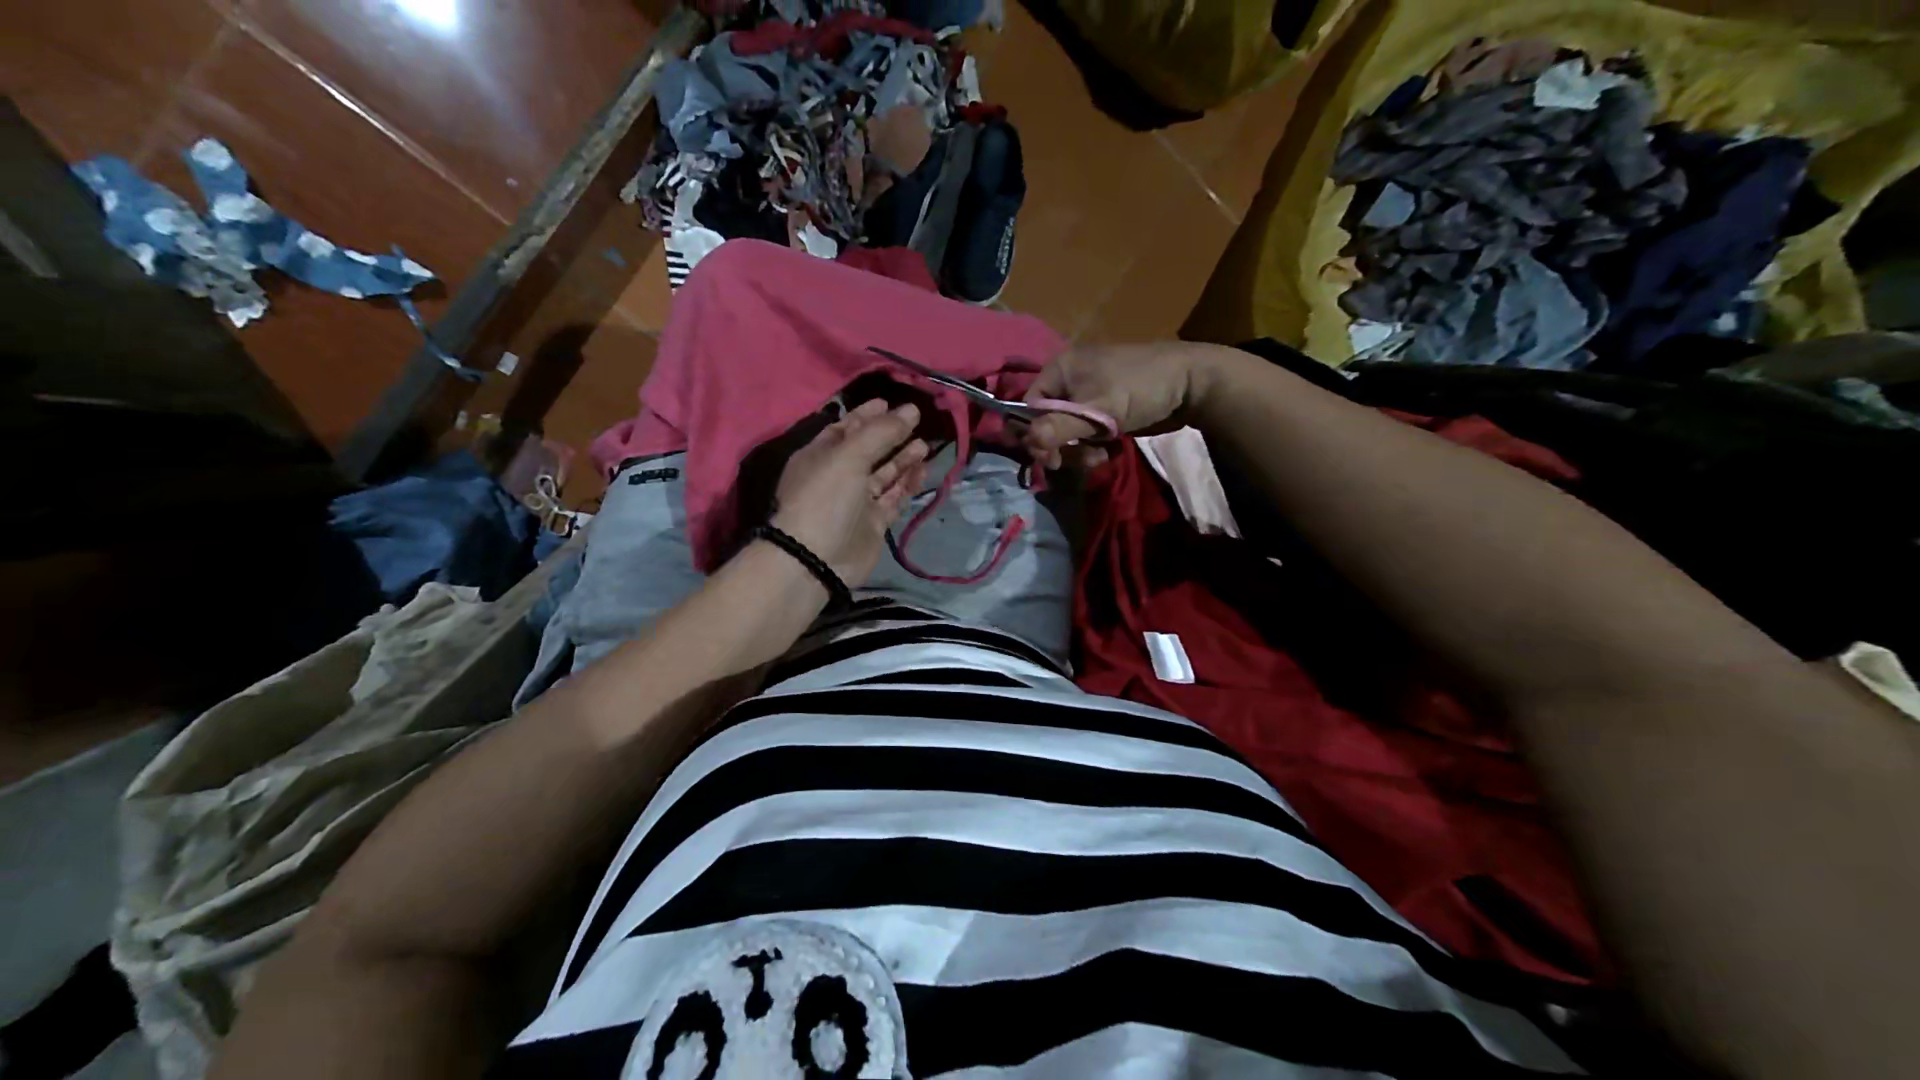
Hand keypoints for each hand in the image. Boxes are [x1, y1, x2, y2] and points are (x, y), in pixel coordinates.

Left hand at [767, 398, 928, 586]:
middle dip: (891, 435)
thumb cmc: (826, 498)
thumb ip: (882, 431)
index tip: (892, 403)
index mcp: (820, 455)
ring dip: (903, 459)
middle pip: (868, 450)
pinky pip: (894, 498)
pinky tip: (923, 470)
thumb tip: (912, 410)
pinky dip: (907, 484)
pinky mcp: (873, 523)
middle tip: (918, 422)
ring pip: (884, 474)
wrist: (818, 559)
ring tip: (926, 446)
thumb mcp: (850, 455)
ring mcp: (856, 501)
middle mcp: (838, 475)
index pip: (846, 428)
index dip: (868, 415)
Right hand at [1020, 342, 1239, 469]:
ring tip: (1099, 458)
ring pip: (1067, 431)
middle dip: (1061, 446)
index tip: (1050, 458)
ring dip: (1078, 451)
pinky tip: (1108, 452)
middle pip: (1047, 422)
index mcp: (1059, 369)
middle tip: (1082, 462)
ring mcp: (1088, 395)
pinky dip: (1092, 446)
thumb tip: (1027, 442)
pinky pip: (1085, 432)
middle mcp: (1069, 380)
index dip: (1035, 435)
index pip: (1030, 407)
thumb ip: (1059, 427)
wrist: (1191, 384)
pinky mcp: (1105, 409)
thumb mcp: (1097, 410)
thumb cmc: (1139, 388)